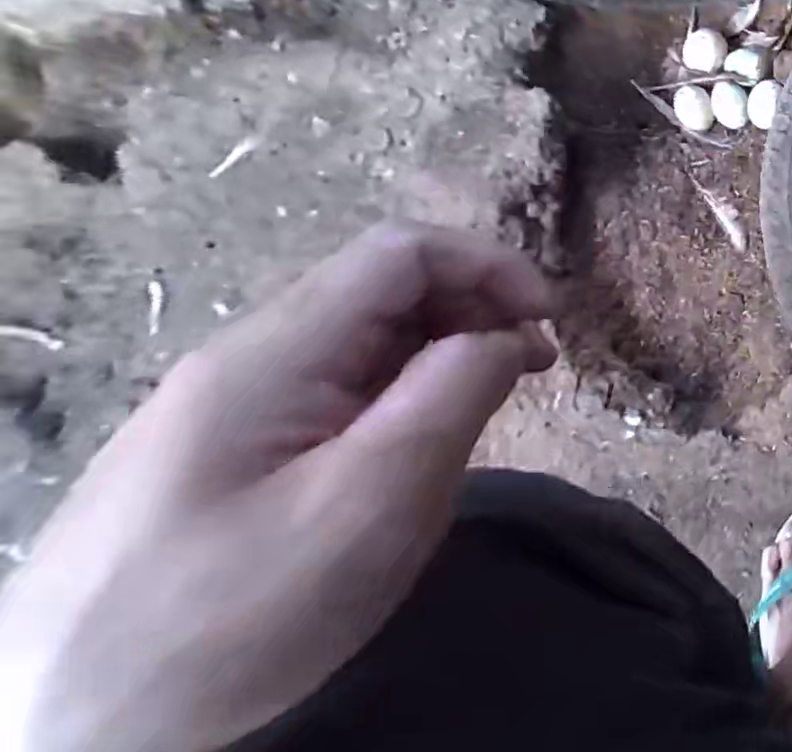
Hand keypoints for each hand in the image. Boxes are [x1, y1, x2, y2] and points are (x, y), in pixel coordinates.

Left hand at [0, 222, 556, 751]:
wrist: (79, 748)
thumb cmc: (236, 616)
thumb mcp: (374, 497)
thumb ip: (456, 391)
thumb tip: (512, 333)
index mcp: (274, 356)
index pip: (402, 252)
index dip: (492, 266)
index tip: (548, 320)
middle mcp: (255, 360)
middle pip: (392, 287)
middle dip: (483, 306)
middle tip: (539, 364)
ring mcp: (246, 405)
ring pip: (379, 335)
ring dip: (458, 345)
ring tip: (502, 394)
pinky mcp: (249, 447)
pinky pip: (356, 383)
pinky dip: (422, 383)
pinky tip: (439, 428)